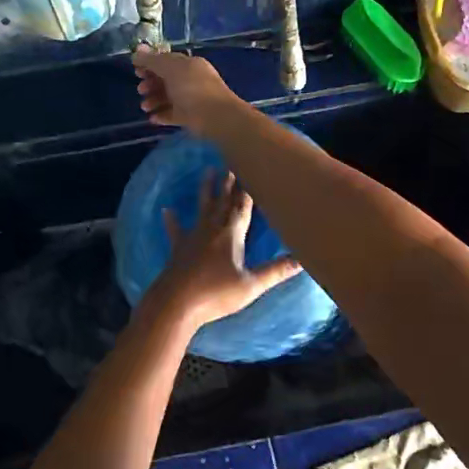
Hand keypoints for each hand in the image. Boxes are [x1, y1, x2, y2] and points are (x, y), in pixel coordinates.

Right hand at [134, 50, 244, 135]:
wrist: (215, 116)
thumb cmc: (192, 87)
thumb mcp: (170, 68)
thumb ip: (152, 60)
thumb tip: (137, 51)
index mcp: (188, 65)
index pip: (167, 61)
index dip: (150, 64)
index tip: (136, 71)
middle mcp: (190, 80)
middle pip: (166, 79)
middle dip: (151, 83)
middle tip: (140, 90)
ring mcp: (190, 99)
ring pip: (168, 97)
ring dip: (153, 100)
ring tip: (145, 107)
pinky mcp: (190, 117)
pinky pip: (172, 114)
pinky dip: (162, 115)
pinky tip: (152, 119)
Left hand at [138, 170, 302, 327]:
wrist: (176, 302)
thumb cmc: (216, 293)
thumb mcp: (251, 285)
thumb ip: (276, 271)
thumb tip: (302, 260)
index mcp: (231, 234)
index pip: (243, 208)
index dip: (247, 192)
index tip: (250, 172)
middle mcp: (212, 229)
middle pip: (223, 203)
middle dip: (229, 185)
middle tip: (231, 166)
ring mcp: (193, 237)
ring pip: (202, 208)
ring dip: (206, 190)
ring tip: (208, 171)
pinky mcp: (178, 248)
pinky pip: (175, 230)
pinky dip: (172, 220)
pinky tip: (167, 210)